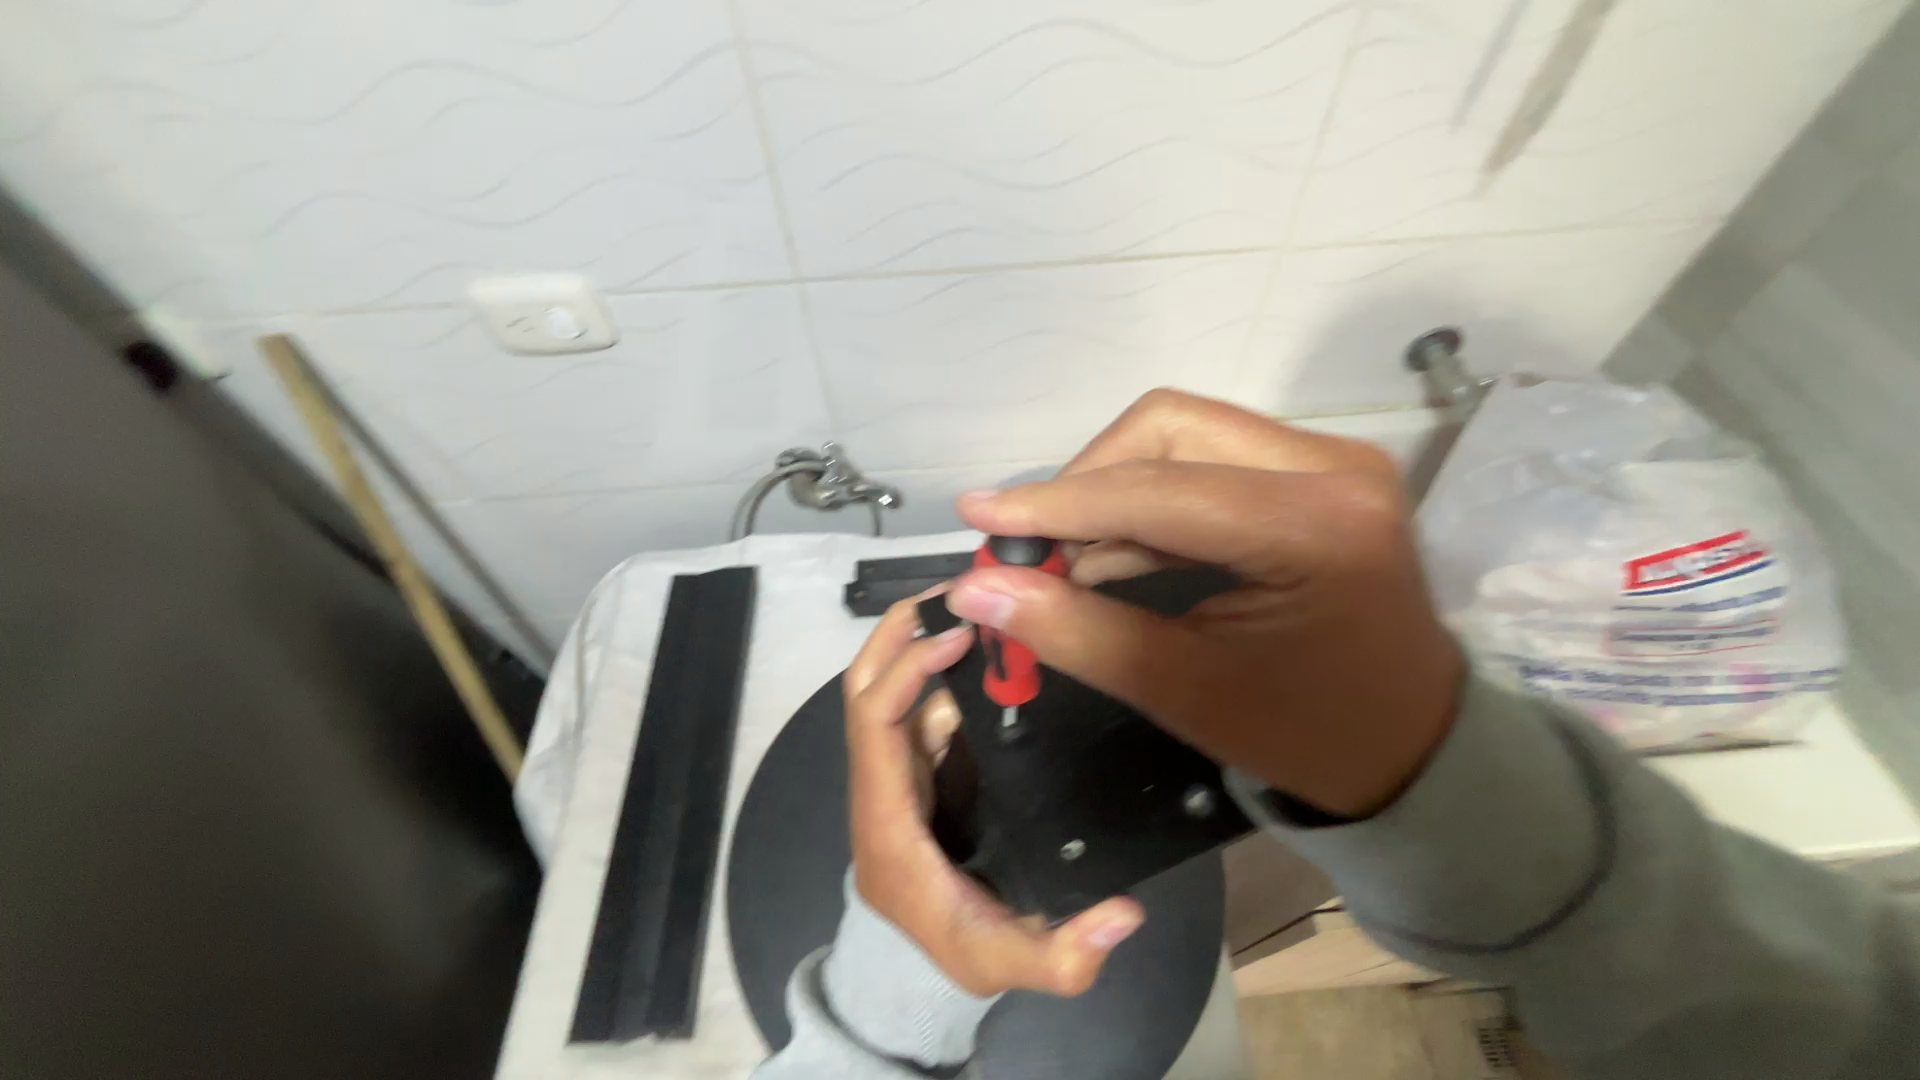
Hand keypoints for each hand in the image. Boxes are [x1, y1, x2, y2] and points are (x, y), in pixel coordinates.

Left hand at [843, 592, 1146, 995]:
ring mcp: (897, 769)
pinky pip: (924, 705)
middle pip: (865, 686)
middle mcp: (880, 780)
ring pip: (892, 687)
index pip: (874, 722)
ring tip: (985, 612)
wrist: (914, 959)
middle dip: (899, 633)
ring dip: (926, 644)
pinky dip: (947, 674)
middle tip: (957, 594)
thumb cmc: (952, 953)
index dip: (906, 670)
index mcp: (886, 816)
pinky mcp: (917, 766)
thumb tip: (1124, 913)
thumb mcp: (1005, 962)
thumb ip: (1063, 956)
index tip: (957, 635)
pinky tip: (993, 657)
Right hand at [946, 389, 1464, 817]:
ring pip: (1180, 435)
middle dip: (1085, 484)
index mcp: (1315, 528)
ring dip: (1110, 489)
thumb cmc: (1306, 734)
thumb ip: (1074, 631)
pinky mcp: (1312, 472)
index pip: (1157, 490)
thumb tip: (975, 589)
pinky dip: (1144, 499)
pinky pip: (1203, 460)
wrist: (1412, 745)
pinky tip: (1108, 551)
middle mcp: (1330, 467)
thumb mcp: (1182, 690)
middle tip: (1034, 549)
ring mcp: (1327, 461)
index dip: (1056, 502)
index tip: (976, 513)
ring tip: (1063, 558)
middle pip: (1166, 430)